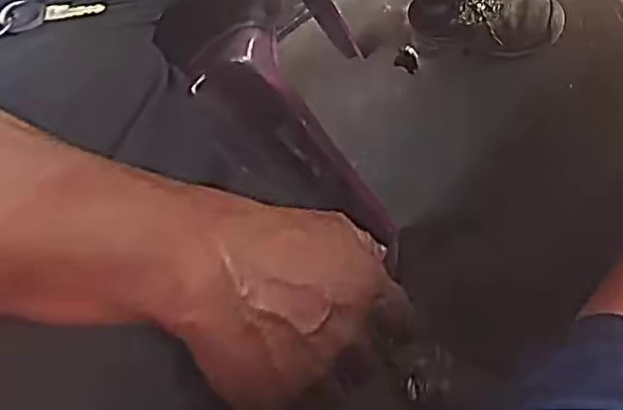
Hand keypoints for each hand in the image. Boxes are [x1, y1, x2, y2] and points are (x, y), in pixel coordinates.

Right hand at [167, 194, 412, 407]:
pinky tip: (292, 379)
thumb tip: (378, 263)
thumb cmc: (278, 240)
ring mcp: (315, 371)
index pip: (402, 322)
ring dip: (336, 380)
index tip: (395, 331)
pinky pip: (300, 405)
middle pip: (375, 360)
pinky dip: (300, 396)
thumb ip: (365, 252)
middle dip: (368, 353)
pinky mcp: (276, 398)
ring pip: (341, 391)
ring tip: (323, 367)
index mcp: (371, 292)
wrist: (220, 269)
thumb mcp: (337, 230)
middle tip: (355, 348)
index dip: (399, 326)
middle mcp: (351, 335)